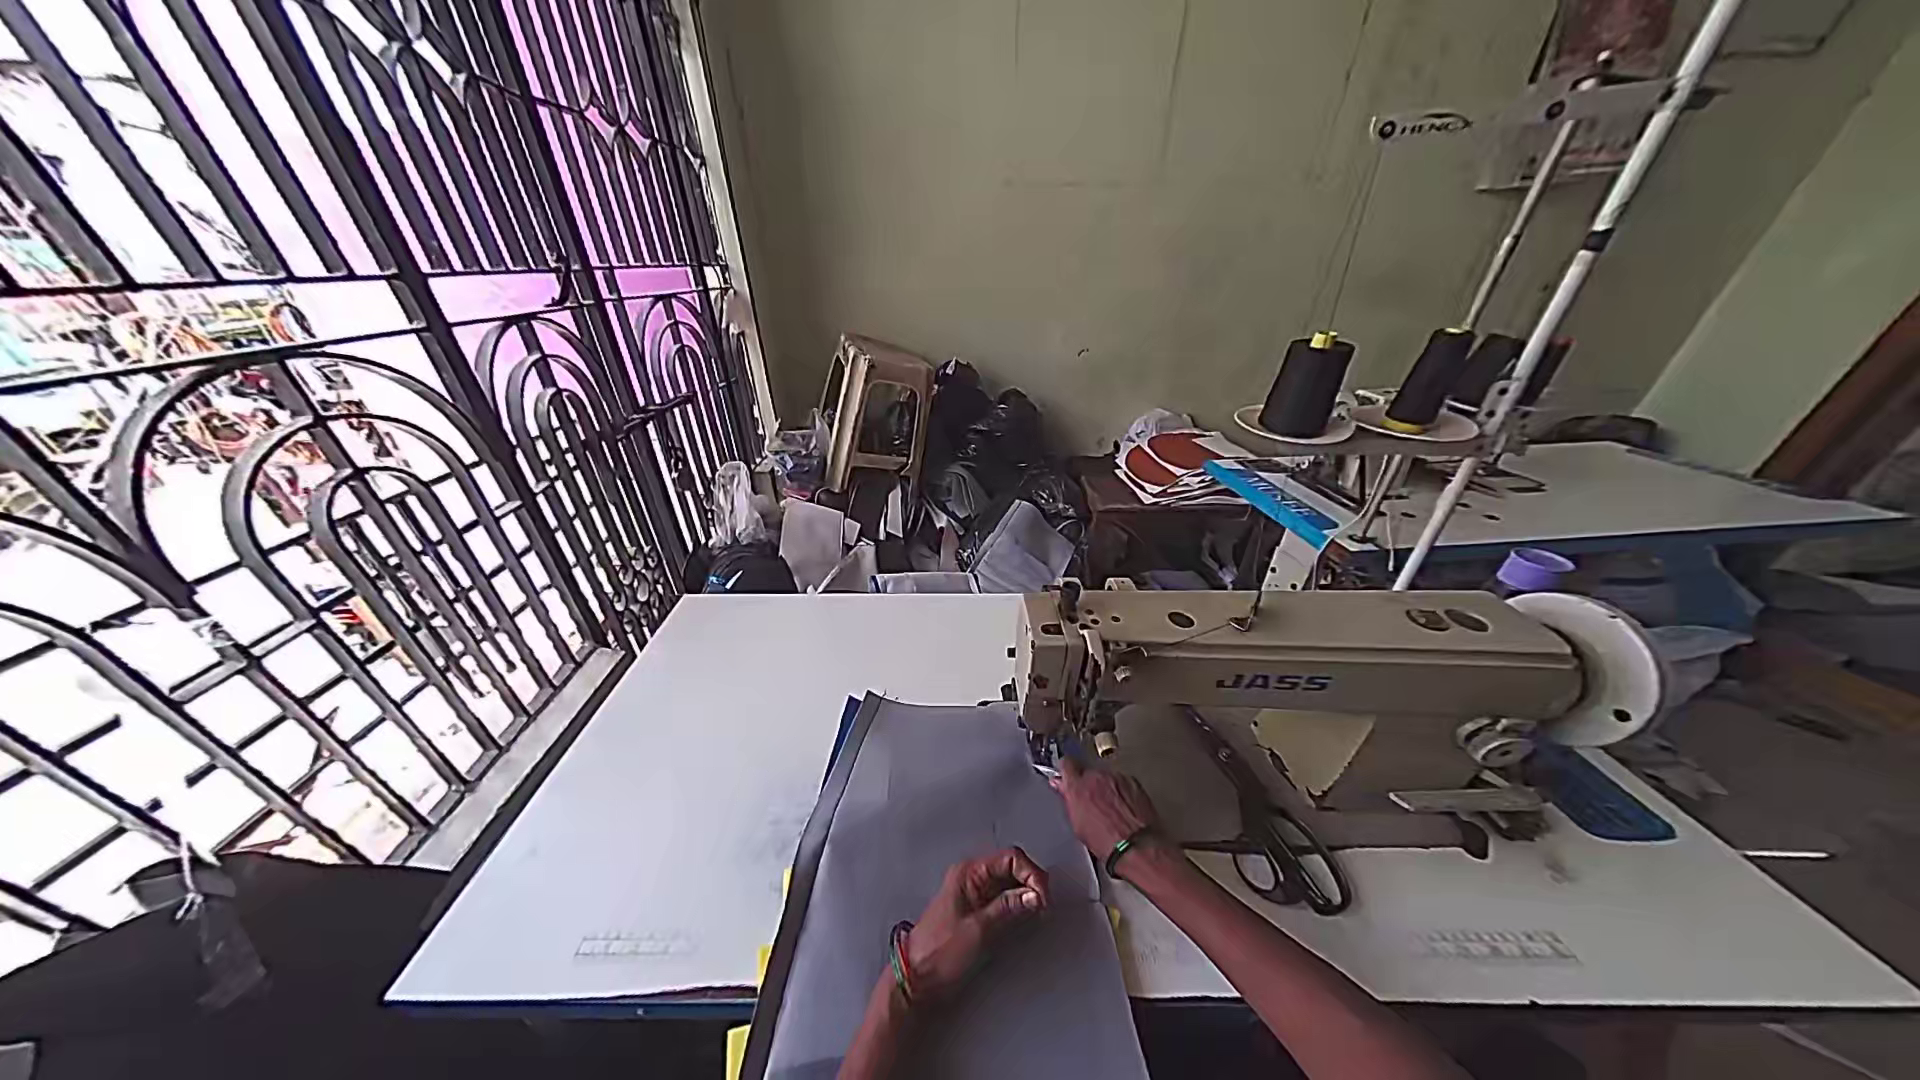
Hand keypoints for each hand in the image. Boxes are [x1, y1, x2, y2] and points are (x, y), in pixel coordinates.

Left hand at [903, 848, 1049, 1002]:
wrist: (918, 977)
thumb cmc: (939, 951)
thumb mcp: (979, 929)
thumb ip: (1009, 908)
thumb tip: (1034, 894)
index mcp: (969, 872)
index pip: (1010, 857)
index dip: (1031, 873)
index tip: (1043, 895)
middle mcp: (972, 877)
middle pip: (1012, 867)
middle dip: (1032, 882)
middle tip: (1044, 904)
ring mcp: (976, 892)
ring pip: (1011, 882)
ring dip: (1027, 894)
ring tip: (1038, 912)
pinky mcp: (979, 909)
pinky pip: (1005, 898)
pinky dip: (1019, 904)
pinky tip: (1027, 916)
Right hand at [1050, 756, 1159, 855]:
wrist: (1135, 845)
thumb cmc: (1106, 841)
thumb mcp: (1077, 823)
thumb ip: (1068, 798)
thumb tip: (1063, 787)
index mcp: (1077, 785)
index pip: (1066, 764)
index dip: (1068, 771)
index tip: (1069, 777)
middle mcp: (1096, 776)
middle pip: (1089, 773)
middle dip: (1090, 785)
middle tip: (1094, 803)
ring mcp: (1115, 777)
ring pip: (1107, 777)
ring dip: (1108, 788)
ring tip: (1112, 810)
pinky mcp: (1132, 781)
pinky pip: (1123, 782)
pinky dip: (1123, 792)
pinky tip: (1125, 809)